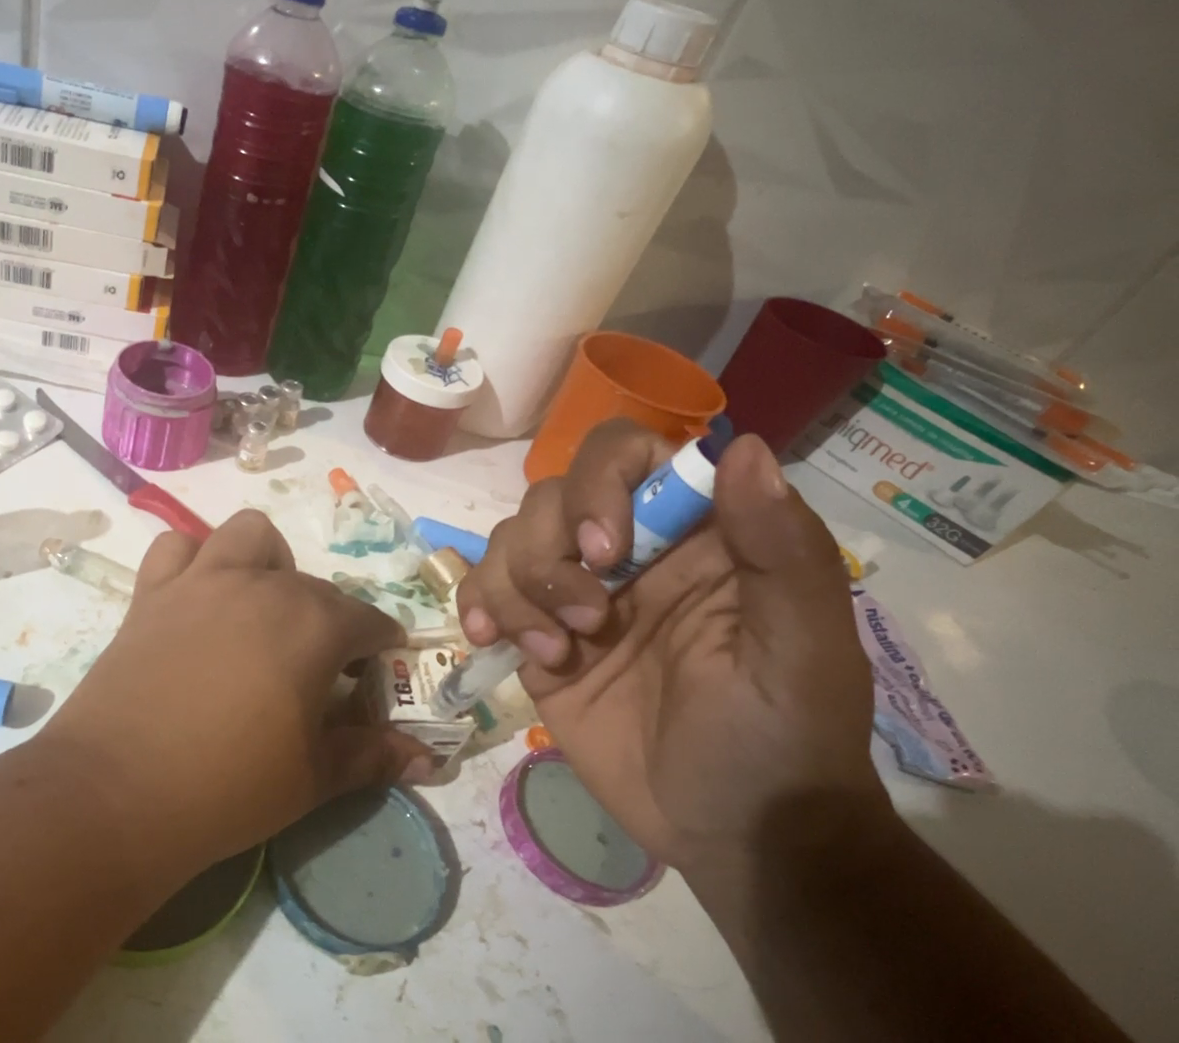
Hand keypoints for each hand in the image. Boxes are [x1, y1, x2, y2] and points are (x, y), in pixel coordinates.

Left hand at [41, 510, 430, 874]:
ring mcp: (201, 582)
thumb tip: (425, 758)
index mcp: (313, 624)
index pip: (368, 622)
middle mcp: (262, 586)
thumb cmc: (228, 788)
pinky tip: (197, 601)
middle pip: (314, 586)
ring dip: (266, 563)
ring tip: (261, 612)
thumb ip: (370, 757)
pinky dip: (193, 562)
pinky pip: (177, 549)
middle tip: (316, 671)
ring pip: (248, 536)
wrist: (117, 793)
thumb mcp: (312, 779)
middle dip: (328, 620)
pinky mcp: (151, 594)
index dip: (380, 651)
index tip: (375, 678)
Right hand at [455, 420, 885, 871]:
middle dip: (551, 552)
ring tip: (557, 652)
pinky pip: (484, 593)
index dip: (600, 483)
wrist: (731, 834)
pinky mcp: (536, 638)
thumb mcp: (802, 648)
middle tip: (588, 618)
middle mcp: (629, 552)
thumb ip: (781, 549)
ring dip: (519, 588)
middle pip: (551, 495)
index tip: (603, 551)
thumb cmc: (782, 739)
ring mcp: (576, 595)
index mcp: (695, 535)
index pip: (629, 457)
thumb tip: (745, 447)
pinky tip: (495, 642)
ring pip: (510, 540)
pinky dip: (481, 606)